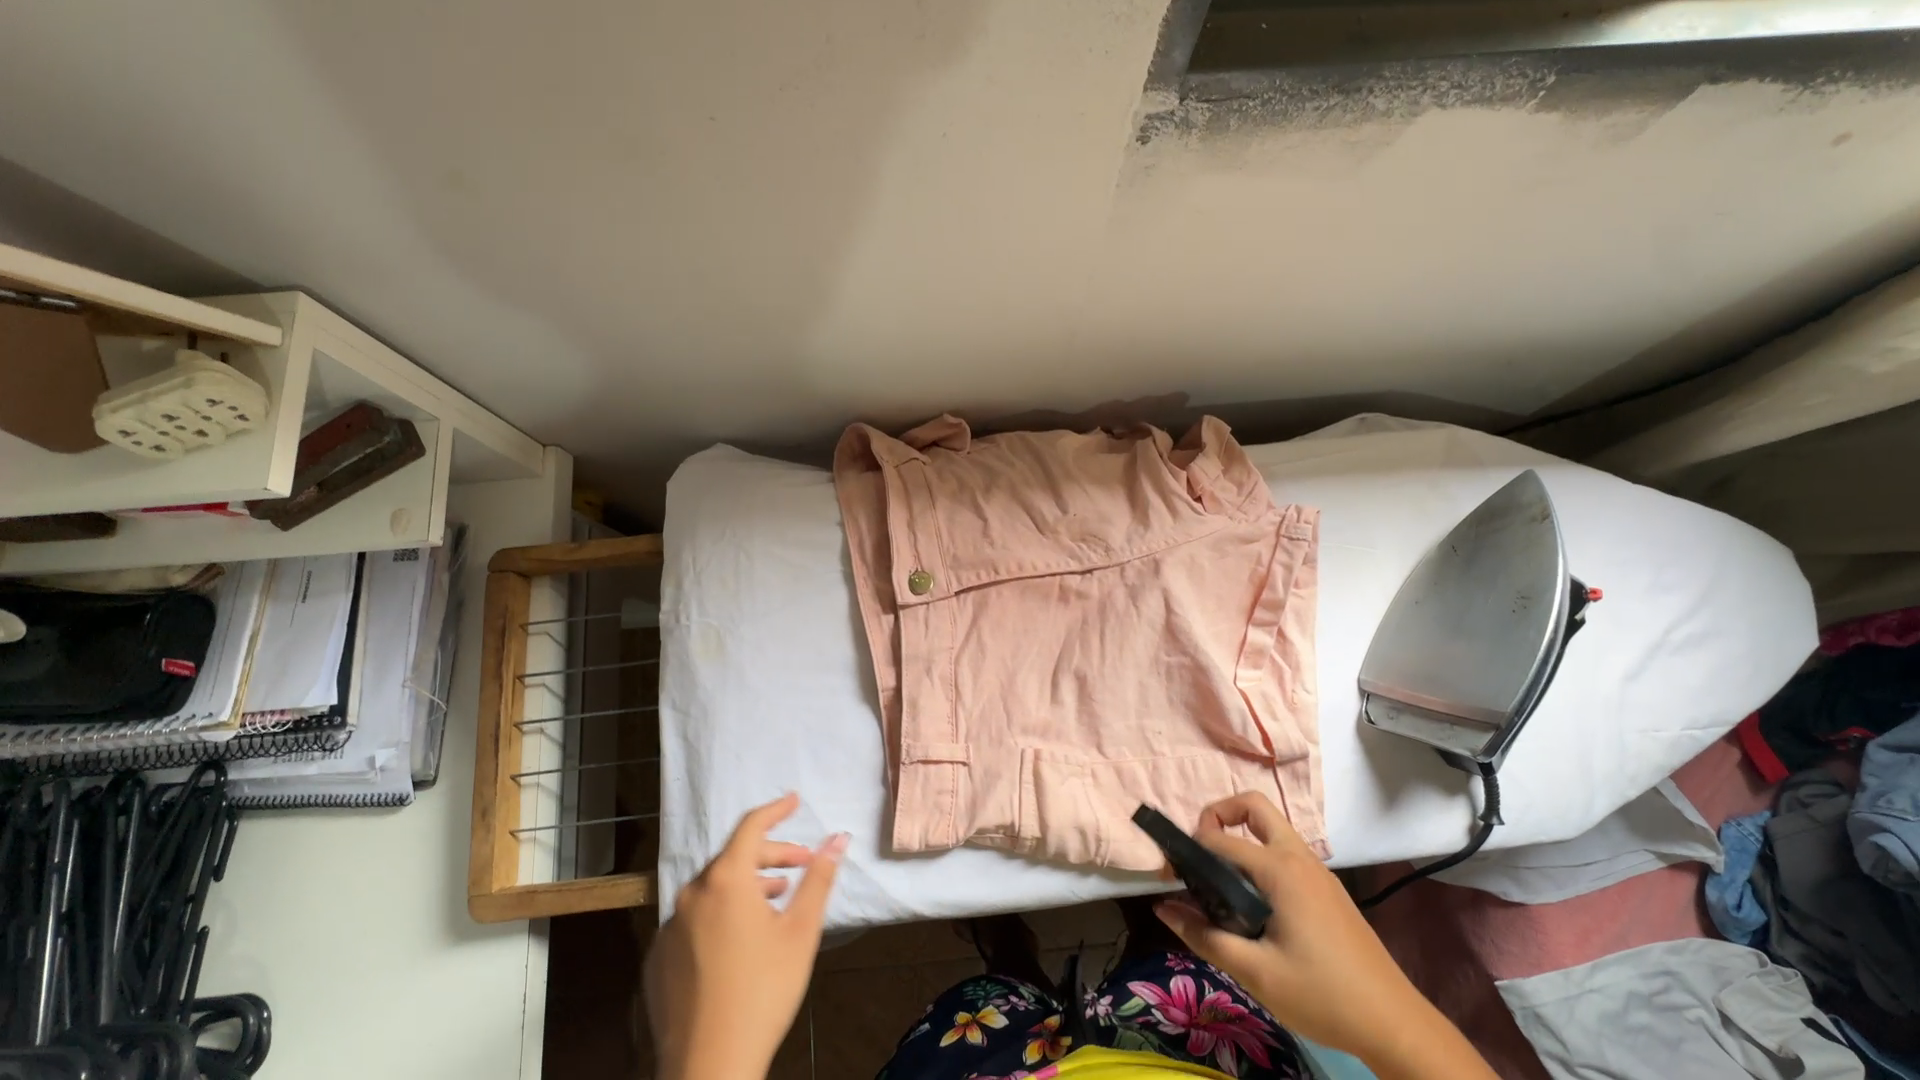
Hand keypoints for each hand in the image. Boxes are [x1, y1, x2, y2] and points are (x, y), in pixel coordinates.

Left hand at [644, 793, 847, 1079]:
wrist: (709, 1062)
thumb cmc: (764, 990)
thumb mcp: (801, 932)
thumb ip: (818, 879)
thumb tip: (837, 838)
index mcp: (724, 880)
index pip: (750, 826)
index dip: (775, 810)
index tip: (794, 801)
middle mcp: (691, 893)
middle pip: (732, 858)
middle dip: (769, 855)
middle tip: (801, 865)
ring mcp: (669, 926)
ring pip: (712, 890)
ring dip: (745, 886)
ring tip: (775, 898)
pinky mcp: (658, 957)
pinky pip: (694, 920)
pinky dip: (720, 915)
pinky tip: (740, 940)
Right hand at [1152, 793, 1495, 1079]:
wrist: (1393, 1023)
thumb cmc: (1321, 995)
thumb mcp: (1255, 972)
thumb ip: (1205, 936)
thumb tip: (1162, 908)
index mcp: (1281, 870)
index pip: (1220, 837)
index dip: (1188, 849)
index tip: (1169, 876)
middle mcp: (1300, 858)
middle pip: (1254, 807)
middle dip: (1218, 815)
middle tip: (1197, 854)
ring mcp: (1318, 872)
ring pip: (1272, 830)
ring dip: (1240, 838)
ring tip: (1217, 883)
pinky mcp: (1327, 890)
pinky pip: (1285, 854)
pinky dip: (1259, 859)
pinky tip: (1251, 904)